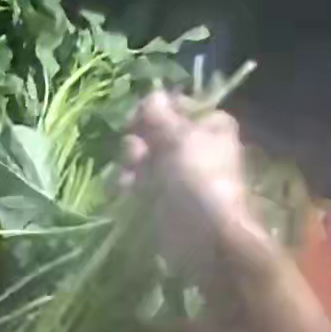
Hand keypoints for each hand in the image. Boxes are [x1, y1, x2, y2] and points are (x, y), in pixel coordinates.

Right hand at [120, 90, 288, 285]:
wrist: (204, 236)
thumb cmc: (199, 180)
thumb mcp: (179, 138)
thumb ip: (159, 115)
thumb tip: (150, 95)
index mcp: (207, 124)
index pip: (171, 106)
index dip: (149, 112)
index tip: (134, 122)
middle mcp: (191, 145)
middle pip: (151, 132)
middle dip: (137, 142)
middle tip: (137, 156)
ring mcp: (175, 173)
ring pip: (140, 158)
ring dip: (129, 165)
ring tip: (129, 179)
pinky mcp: (160, 198)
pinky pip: (136, 182)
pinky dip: (127, 185)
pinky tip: (123, 191)